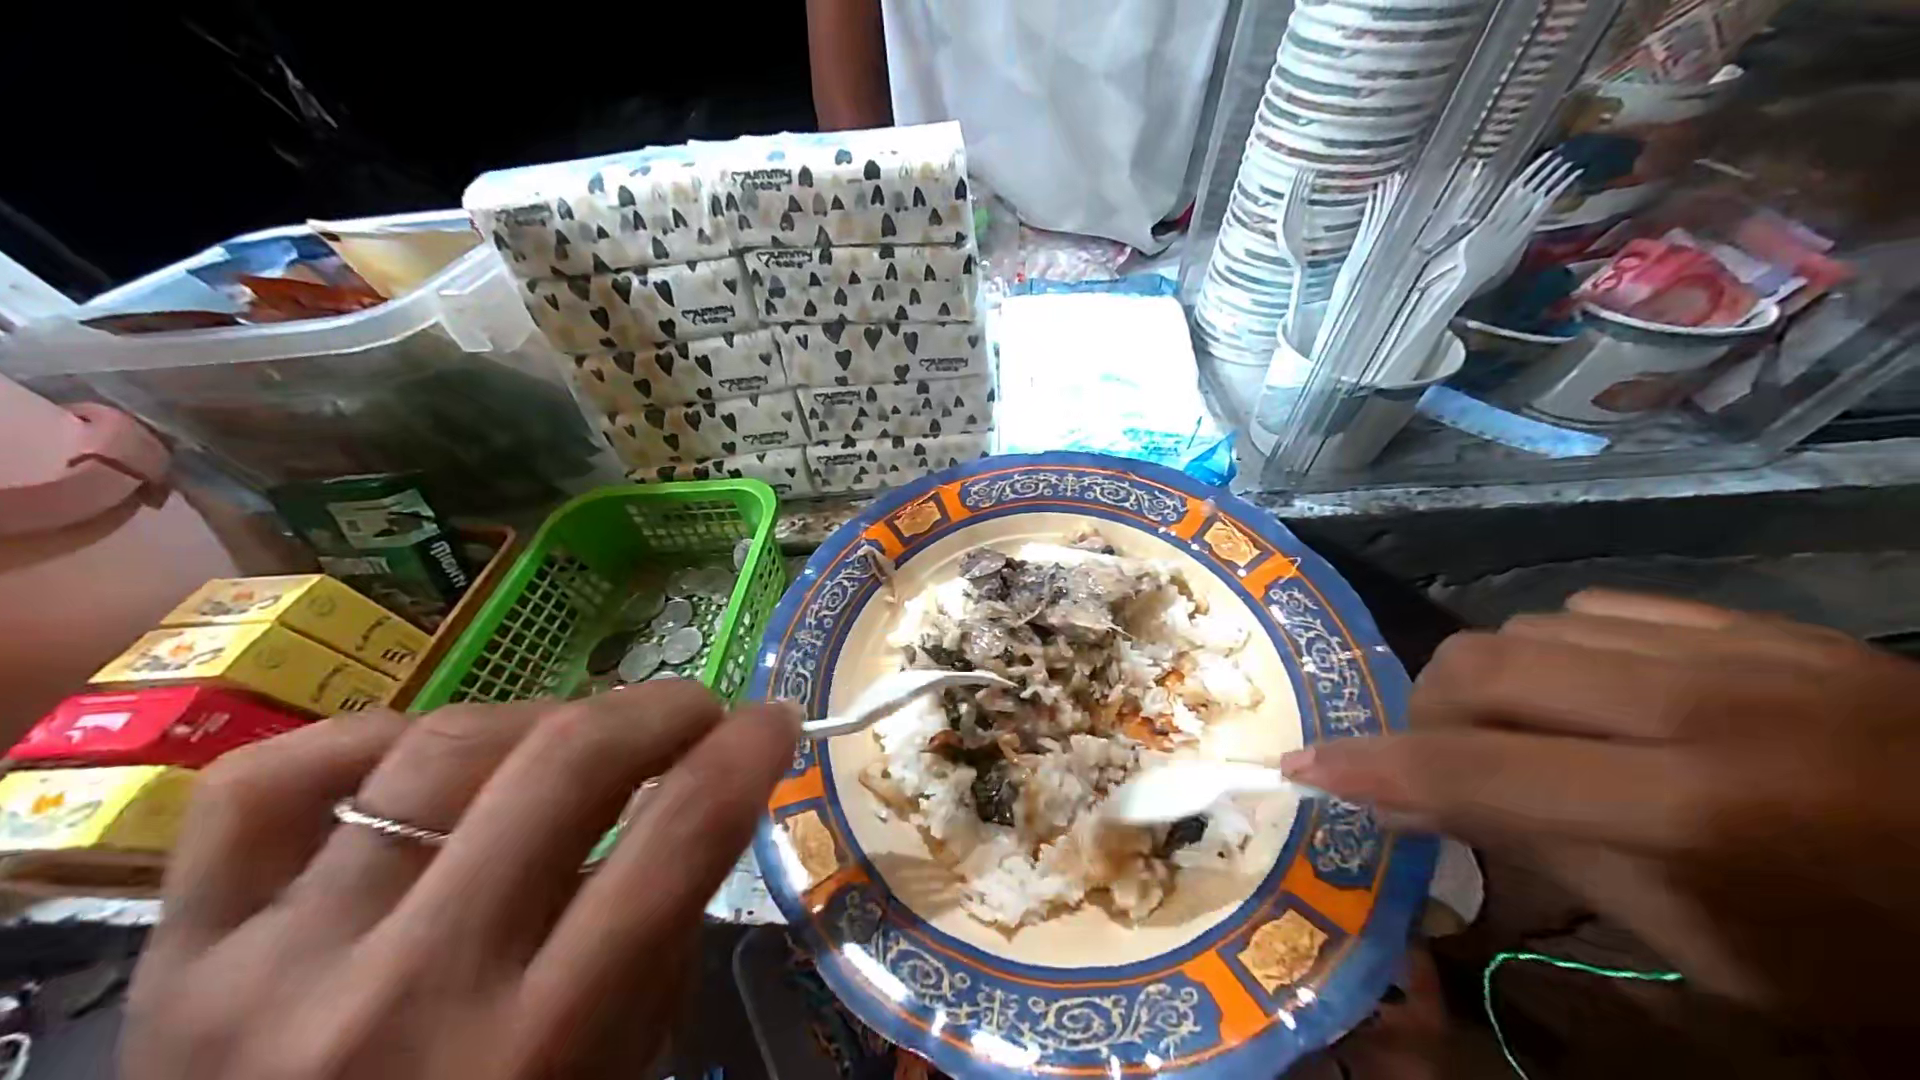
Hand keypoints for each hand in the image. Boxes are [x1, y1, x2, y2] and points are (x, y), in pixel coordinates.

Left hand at [124, 682, 799, 1079]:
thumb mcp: (623, 1066)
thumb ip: (665, 929)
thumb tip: (706, 785)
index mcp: (539, 1049)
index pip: (680, 836)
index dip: (747, 751)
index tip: (774, 716)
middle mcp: (407, 997)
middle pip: (567, 764)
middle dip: (660, 708)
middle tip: (693, 709)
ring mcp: (272, 965)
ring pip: (445, 746)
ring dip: (545, 719)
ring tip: (571, 742)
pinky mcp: (174, 949)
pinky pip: (273, 779)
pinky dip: (372, 738)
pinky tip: (424, 760)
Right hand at [1281, 590, 1919, 1029]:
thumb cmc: (1887, 957)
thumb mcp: (1712, 947)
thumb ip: (1547, 855)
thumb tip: (1413, 803)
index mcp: (1699, 810)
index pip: (1476, 773)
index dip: (1372, 769)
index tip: (1301, 767)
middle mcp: (1705, 707)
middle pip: (1481, 664)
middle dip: (1427, 710)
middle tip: (1440, 754)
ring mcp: (1742, 650)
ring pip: (1527, 627)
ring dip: (1495, 682)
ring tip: (1525, 727)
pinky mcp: (1766, 624)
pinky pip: (1602, 607)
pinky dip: (1563, 649)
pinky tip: (1597, 691)